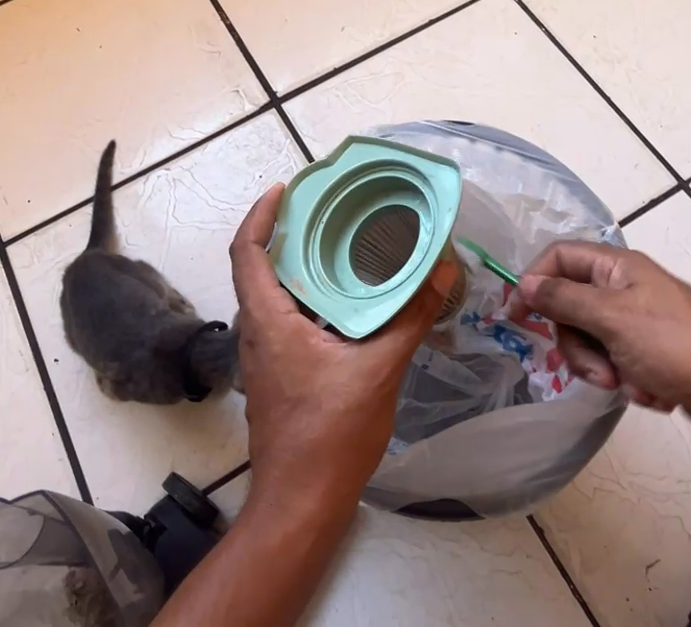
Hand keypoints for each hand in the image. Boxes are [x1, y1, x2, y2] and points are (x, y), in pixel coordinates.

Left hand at [229, 184, 455, 507]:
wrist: (301, 502)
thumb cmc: (330, 434)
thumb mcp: (379, 370)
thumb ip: (411, 316)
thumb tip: (443, 268)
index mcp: (269, 320)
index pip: (247, 252)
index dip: (260, 214)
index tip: (286, 188)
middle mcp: (259, 332)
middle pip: (261, 268)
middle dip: (290, 233)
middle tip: (329, 209)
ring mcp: (267, 356)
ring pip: (277, 295)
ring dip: (302, 266)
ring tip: (344, 244)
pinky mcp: (280, 373)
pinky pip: (290, 319)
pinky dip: (313, 297)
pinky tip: (351, 300)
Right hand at [505, 241, 690, 456]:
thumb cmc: (679, 346)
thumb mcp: (612, 318)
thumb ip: (563, 299)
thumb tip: (525, 281)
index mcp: (618, 267)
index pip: (559, 258)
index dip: (534, 282)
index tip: (515, 316)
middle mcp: (626, 290)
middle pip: (571, 308)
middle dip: (577, 344)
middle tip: (596, 368)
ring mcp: (641, 326)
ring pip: (592, 343)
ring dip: (604, 369)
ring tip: (632, 384)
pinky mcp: (654, 360)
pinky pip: (619, 367)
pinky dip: (630, 384)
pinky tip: (656, 394)